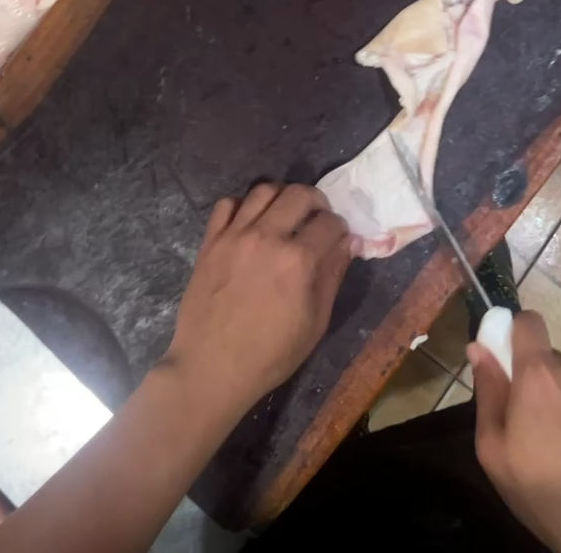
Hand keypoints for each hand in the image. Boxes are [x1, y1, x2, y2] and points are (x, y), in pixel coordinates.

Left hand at [162, 182, 351, 410]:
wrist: (212, 369)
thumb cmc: (270, 354)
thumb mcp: (315, 322)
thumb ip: (332, 275)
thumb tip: (350, 243)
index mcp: (298, 260)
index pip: (330, 222)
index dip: (340, 228)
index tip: (339, 237)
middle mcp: (267, 237)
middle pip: (299, 194)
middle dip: (317, 201)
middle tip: (317, 217)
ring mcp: (234, 236)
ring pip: (264, 190)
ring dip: (282, 196)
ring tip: (286, 214)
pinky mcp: (210, 241)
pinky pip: (227, 204)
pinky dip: (243, 206)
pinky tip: (251, 222)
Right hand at [470, 312, 560, 552]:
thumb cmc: (541, 484)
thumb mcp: (493, 445)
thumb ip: (487, 390)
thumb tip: (478, 348)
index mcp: (539, 372)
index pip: (528, 321)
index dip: (513, 330)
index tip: (503, 358)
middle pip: (546, 357)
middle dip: (533, 378)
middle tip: (523, 419)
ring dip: (558, 399)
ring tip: (554, 444)